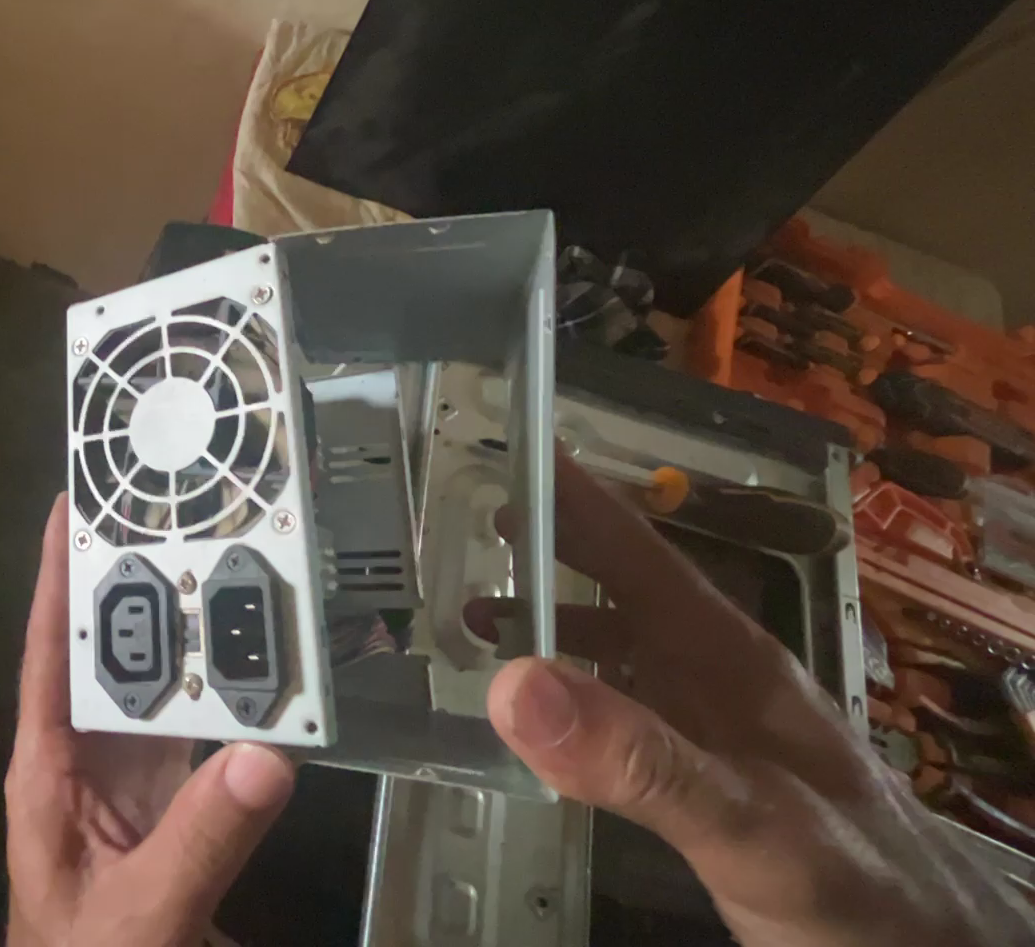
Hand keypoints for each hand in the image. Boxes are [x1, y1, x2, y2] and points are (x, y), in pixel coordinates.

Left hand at [5, 495, 296, 945]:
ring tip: (216, 576)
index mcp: (48, 765)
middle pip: (106, 657)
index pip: (48, 654)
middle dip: (132, 591)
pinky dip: (220, 702)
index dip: (55, 580)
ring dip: (181, 640)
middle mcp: (82, 754)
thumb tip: (265, 756)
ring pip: (152, 688)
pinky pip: (192, 734)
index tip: (68, 513)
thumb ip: (199, 840)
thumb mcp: (137, 911)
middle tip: (166, 528)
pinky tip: (251, 671)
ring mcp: (124, 776)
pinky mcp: (164, 801)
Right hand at [471, 456, 1033, 946]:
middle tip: (476, 516)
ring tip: (476, 614)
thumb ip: (639, 758)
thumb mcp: (750, 827)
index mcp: (724, 655)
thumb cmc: (860, 893)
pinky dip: (562, 675)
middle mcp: (712, 668)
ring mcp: (708, 713)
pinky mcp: (698, 756)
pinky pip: (614, 690)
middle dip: (550, 539)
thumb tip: (512, 682)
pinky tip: (535, 699)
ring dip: (545, 613)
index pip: (636, 548)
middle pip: (620, 578)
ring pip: (615, 635)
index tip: (518, 443)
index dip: (575, 493)